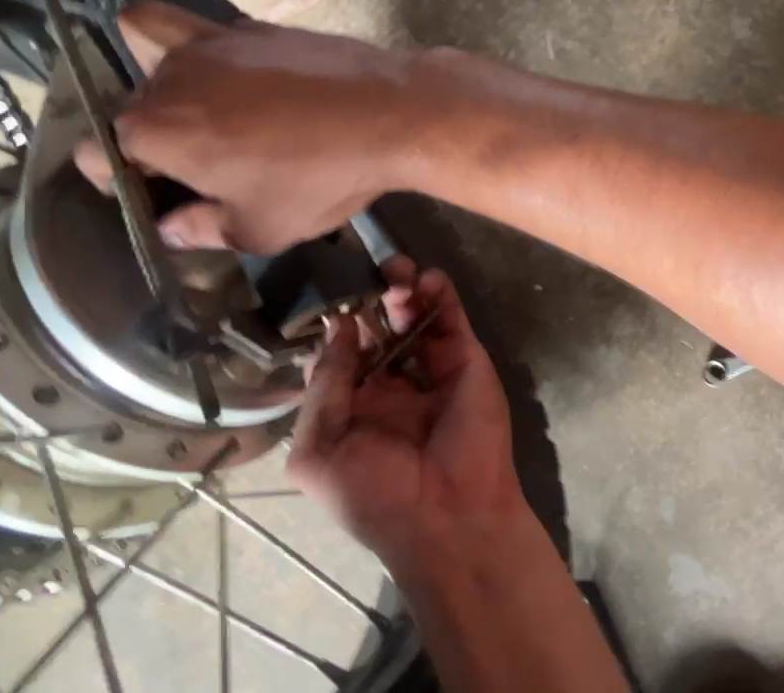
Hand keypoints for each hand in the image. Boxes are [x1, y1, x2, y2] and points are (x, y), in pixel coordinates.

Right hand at [73, 0, 435, 253]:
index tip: (166, 196)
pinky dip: (212, 50)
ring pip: (147, 40)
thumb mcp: (261, 228)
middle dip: (153, 136)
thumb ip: (203, 230)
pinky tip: (253, 80)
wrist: (394, 113)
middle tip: (204, 163)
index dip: (125, 183)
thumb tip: (172, 228)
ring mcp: (212, 42)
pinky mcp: (256, 26)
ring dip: (157, 71)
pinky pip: (209, 31)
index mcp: (153, 130)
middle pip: (132, 106)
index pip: (99, 156)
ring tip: (204, 106)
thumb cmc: (322, 177)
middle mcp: (168, 76)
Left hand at [286, 256, 524, 563]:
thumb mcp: (318, 453)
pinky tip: (427, 279)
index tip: (327, 291)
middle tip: (367, 271)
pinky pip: (450, 322)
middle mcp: (390, 385)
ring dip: (405, 289)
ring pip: (415, 319)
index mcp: (352, 410)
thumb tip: (338, 330)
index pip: (341, 354)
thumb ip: (324, 389)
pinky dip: (441, 297)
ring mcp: (430, 371)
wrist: (446, 515)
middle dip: (371, 298)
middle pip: (379, 329)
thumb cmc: (374, 495)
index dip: (336, 325)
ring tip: (397, 268)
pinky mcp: (465, 361)